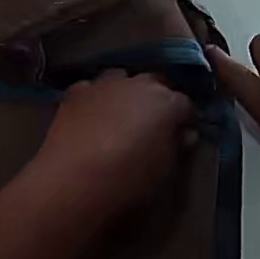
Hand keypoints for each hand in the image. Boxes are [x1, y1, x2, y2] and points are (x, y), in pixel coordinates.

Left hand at [31, 71, 194, 211]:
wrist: (73, 179)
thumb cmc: (127, 179)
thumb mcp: (162, 168)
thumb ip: (175, 145)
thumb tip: (183, 134)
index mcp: (167, 102)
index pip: (186, 104)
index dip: (185, 119)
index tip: (182, 133)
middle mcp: (139, 84)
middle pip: (156, 83)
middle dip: (158, 99)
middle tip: (154, 123)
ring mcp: (106, 84)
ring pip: (124, 79)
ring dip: (127, 93)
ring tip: (122, 116)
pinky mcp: (77, 91)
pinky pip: (94, 89)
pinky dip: (97, 99)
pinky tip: (92, 116)